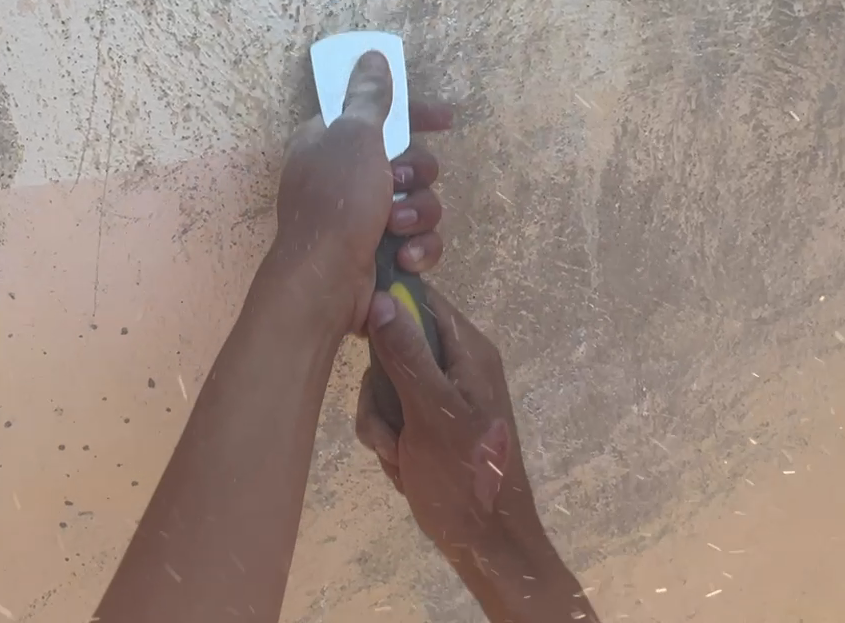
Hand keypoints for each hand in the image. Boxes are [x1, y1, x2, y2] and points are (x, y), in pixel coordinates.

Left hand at [262, 51, 453, 337]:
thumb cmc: (337, 201)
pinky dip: (417, 246)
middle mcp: (348, 174)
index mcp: (332, 140)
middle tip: (400, 181)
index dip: (415, 114)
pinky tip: (404, 256)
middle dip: (416, 173)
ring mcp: (365, 214)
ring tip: (396, 227)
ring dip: (417, 213)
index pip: (380, 113)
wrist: (326, 282)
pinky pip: (420, 237)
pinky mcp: (382, 249)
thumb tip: (372, 55)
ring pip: (420, 200)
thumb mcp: (354, 136)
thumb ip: (369, 96)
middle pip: (410, 159)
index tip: (445, 119)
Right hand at [358, 285, 540, 557]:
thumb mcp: (430, 412)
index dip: (388, 303)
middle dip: (381, 387)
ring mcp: (439, 395)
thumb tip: (380, 296)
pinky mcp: (426, 422)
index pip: (421, 298)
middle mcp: (454, 365)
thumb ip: (405, 353)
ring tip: (398, 453)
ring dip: (381, 420)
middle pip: (393, 343)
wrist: (487, 549)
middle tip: (389, 421)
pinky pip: (388, 412)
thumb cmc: (466, 476)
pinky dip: (387, 438)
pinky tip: (402, 464)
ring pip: (384, 382)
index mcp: (467, 350)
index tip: (358, 326)